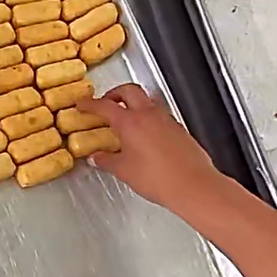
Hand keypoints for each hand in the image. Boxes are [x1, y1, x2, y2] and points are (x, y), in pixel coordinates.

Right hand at [75, 83, 229, 212]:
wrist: (193, 186)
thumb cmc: (160, 178)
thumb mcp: (124, 171)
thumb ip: (106, 161)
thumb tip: (98, 158)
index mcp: (130, 122)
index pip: (104, 106)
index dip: (90, 104)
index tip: (83, 104)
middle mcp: (149, 115)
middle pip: (128, 90)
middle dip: (114, 94)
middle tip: (105, 103)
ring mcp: (166, 120)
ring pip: (146, 100)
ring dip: (133, 104)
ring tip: (125, 118)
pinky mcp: (179, 128)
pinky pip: (159, 115)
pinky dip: (148, 117)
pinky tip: (145, 134)